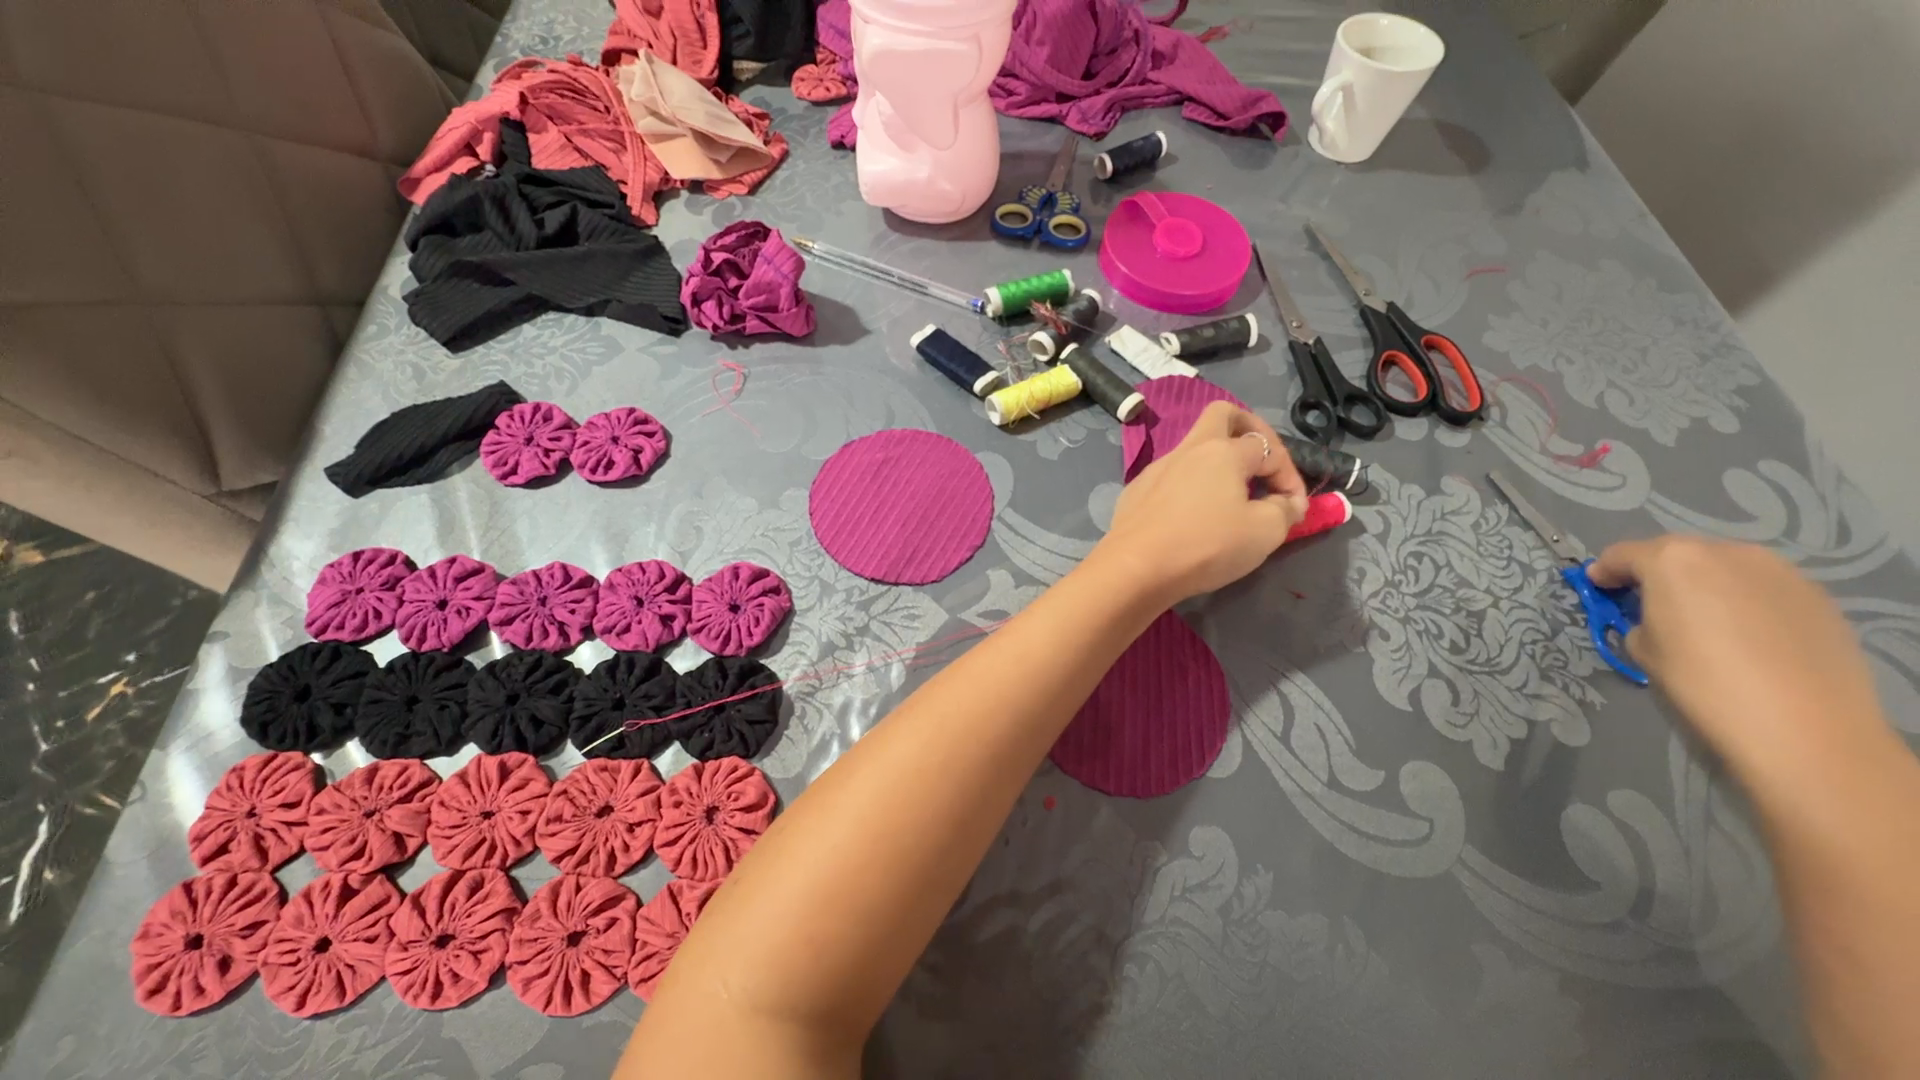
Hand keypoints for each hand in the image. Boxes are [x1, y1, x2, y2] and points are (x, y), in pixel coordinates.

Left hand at [1092, 402, 1308, 604]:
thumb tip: (1289, 502)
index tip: (1295, 508)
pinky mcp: (1136, 490)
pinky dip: (1190, 486)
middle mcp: (1188, 449)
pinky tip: (1192, 516)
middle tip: (1261, 463)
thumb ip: (1285, 511)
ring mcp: (1157, 467)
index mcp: (1223, 451)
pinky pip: (1171, 476)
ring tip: (1230, 498)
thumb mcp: (1264, 532)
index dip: (1290, 475)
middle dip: (1249, 429)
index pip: (1269, 448)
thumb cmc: (1206, 545)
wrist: (1135, 568)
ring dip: (1218, 464)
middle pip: (1222, 414)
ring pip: (1193, 448)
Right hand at [1588, 535, 1889, 772]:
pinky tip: (1750, 637)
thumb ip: (1641, 622)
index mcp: (1673, 561)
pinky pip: (1764, 589)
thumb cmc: (1704, 683)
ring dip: (1707, 585)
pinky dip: (1747, 602)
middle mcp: (1727, 552)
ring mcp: (1780, 571)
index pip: (1624, 554)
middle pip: (1680, 554)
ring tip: (1706, 621)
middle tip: (1652, 605)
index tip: (1600, 589)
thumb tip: (1656, 621)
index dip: (1606, 571)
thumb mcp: (1645, 651)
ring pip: (1727, 568)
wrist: (1804, 726)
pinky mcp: (1817, 596)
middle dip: (1660, 574)